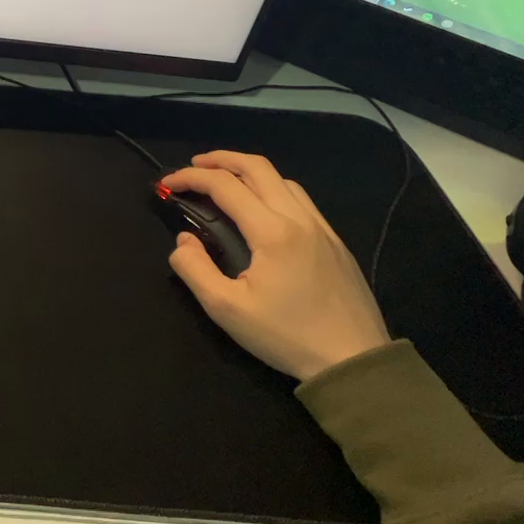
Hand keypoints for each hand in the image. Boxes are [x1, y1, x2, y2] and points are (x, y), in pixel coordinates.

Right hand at [162, 151, 389, 381]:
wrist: (356, 364)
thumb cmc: (287, 336)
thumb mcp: (226, 309)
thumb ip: (194, 268)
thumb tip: (183, 240)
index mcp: (272, 232)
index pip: (224, 185)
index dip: (190, 177)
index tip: (167, 184)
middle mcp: (299, 219)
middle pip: (257, 167)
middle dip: (220, 159)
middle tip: (194, 166)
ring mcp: (322, 229)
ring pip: (282, 180)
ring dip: (248, 172)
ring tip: (225, 182)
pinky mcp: (336, 243)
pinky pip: (301, 200)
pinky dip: (272, 189)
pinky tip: (262, 208)